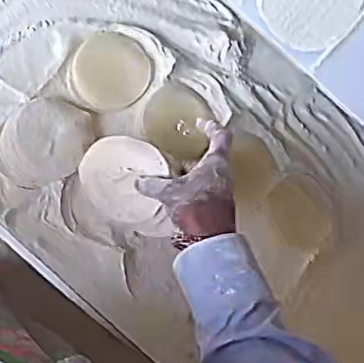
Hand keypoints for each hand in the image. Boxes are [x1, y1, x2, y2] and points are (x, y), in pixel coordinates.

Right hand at [138, 126, 235, 240]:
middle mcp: (223, 174)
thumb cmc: (196, 208)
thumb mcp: (169, 192)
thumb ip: (153, 184)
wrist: (209, 239)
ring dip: (189, 174)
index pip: (220, 136)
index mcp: (217, 163)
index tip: (200, 123)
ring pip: (205, 174)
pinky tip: (175, 194)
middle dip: (190, 157)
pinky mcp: (217, 204)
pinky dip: (190, 187)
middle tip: (174, 157)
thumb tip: (140, 181)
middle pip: (209, 157)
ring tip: (170, 176)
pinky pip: (202, 188)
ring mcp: (222, 190)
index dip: (210, 126)